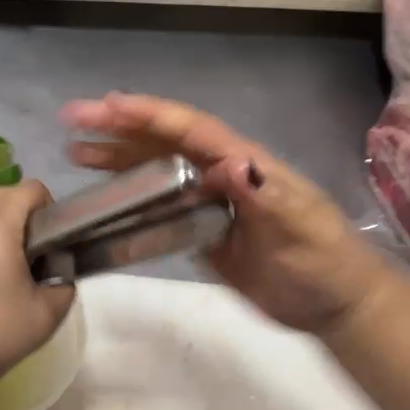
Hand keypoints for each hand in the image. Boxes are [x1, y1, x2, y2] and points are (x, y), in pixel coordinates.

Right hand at [60, 92, 389, 333]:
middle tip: (73, 118)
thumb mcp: (301, 227)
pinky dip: (128, 193)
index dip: (150, 114)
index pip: (191, 128)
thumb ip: (267, 195)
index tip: (110, 105)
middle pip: (162, 140)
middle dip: (118, 126)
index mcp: (243, 161)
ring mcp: (206, 198)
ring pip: (154, 166)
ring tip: (74, 150)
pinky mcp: (198, 226)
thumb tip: (233, 162)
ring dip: (115, 155)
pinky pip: (157, 202)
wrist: (336, 304)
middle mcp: (218, 171)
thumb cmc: (323, 261)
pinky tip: (102, 193)